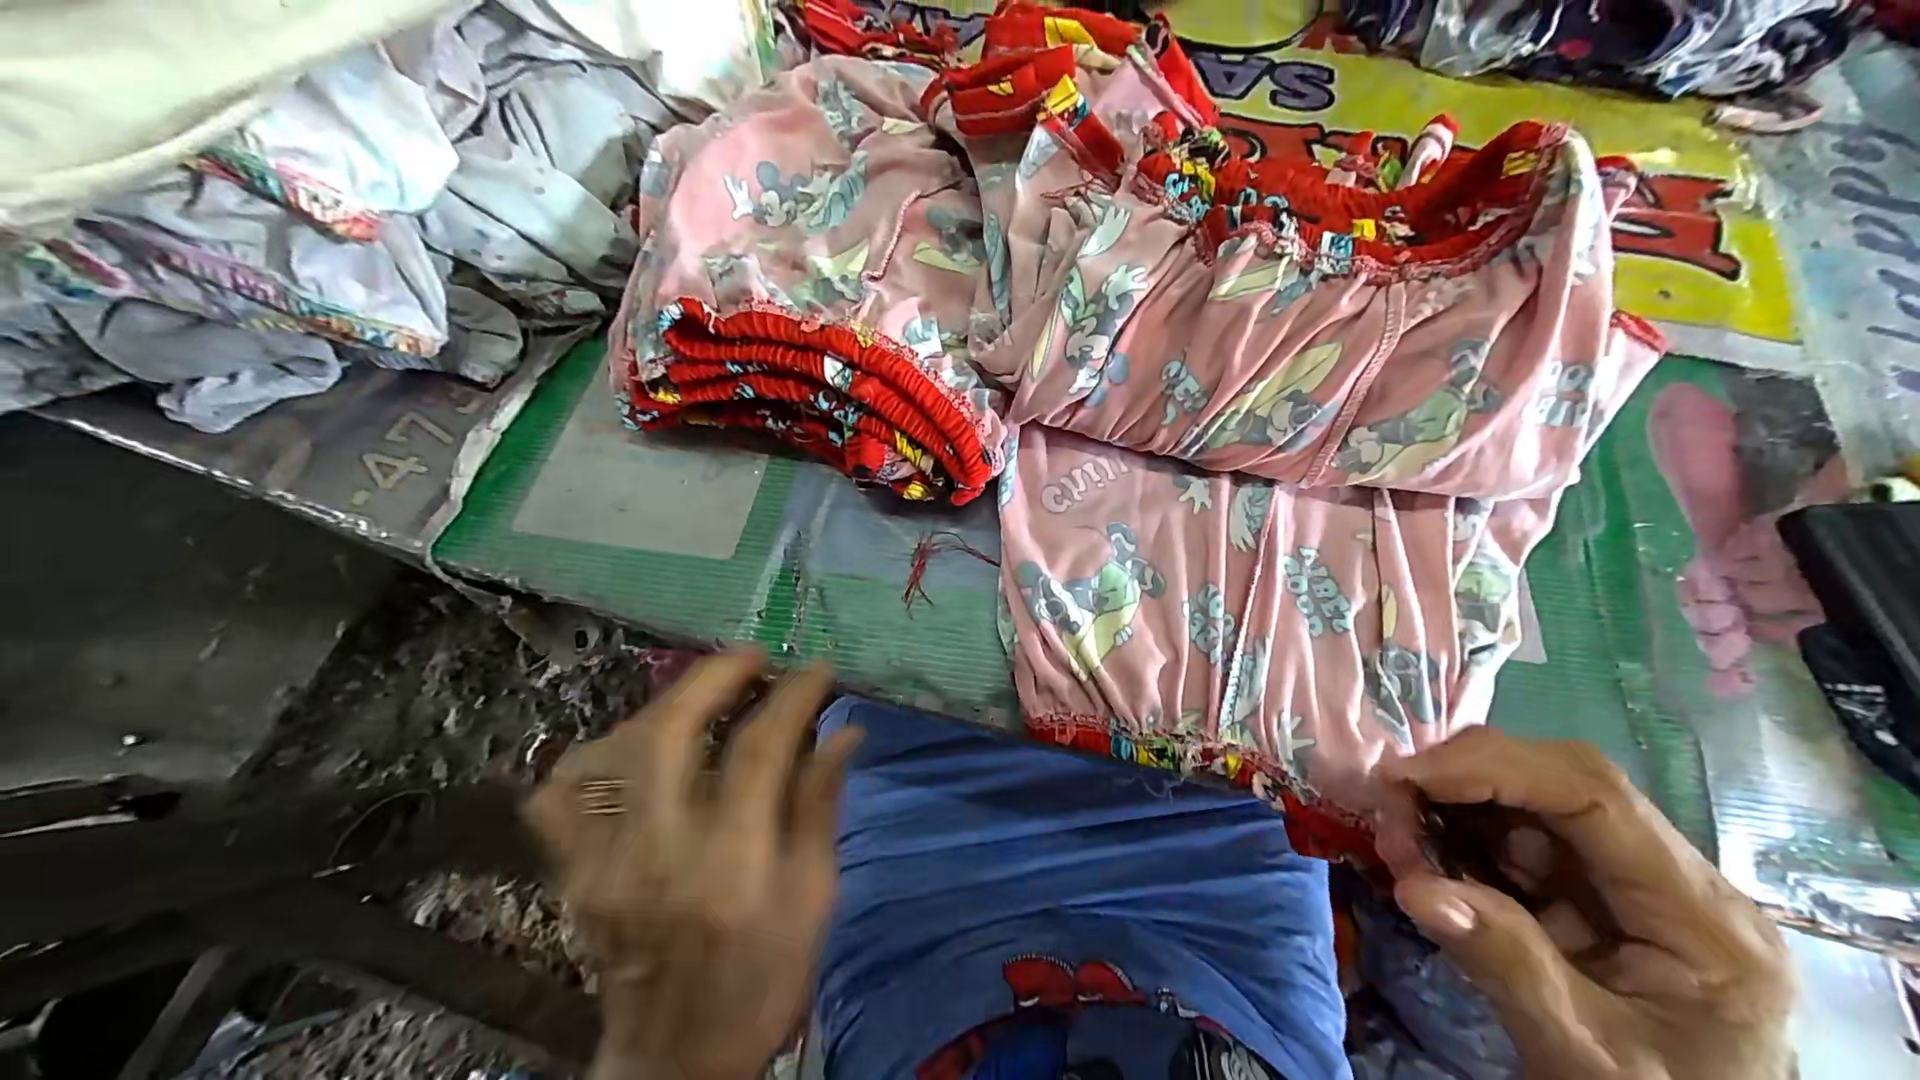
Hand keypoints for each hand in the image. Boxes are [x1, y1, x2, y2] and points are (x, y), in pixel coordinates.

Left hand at [522, 650, 860, 1079]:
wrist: (677, 1061)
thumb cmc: (765, 979)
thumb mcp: (814, 897)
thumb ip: (820, 805)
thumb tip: (844, 729)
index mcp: (731, 867)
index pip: (759, 750)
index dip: (793, 696)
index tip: (817, 669)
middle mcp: (656, 856)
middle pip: (668, 732)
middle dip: (714, 675)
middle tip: (752, 657)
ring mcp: (599, 866)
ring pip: (610, 751)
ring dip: (662, 705)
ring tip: (703, 695)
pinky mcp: (570, 876)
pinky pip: (558, 796)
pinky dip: (593, 756)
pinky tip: (632, 747)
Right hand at [1374, 728, 1794, 1079]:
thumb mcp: (1584, 1058)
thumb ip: (1508, 967)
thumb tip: (1415, 888)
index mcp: (1703, 919)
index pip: (1593, 796)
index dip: (1491, 769)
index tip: (1403, 780)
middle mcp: (1673, 876)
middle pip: (1558, 776)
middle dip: (1461, 777)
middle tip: (1389, 807)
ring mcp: (1627, 874)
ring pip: (1527, 792)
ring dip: (1450, 802)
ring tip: (1400, 842)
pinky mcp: (1586, 881)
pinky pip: (1512, 827)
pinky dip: (1455, 828)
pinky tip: (1424, 855)